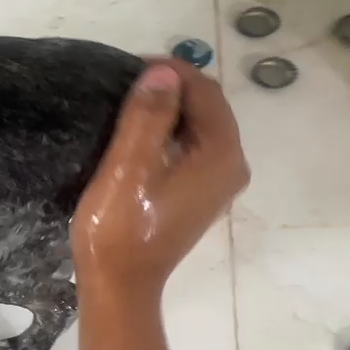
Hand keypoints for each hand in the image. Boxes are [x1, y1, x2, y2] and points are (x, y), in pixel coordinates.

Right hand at [72, 59, 248, 303]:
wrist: (119, 285)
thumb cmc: (119, 227)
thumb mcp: (127, 168)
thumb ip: (147, 118)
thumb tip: (163, 71)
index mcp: (221, 155)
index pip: (205, 95)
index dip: (172, 73)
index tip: (130, 64)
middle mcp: (230, 166)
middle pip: (206, 113)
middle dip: (171, 92)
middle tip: (124, 85)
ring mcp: (215, 186)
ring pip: (196, 135)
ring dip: (166, 116)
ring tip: (125, 110)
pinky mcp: (195, 201)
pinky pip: (187, 155)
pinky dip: (166, 140)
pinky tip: (134, 145)